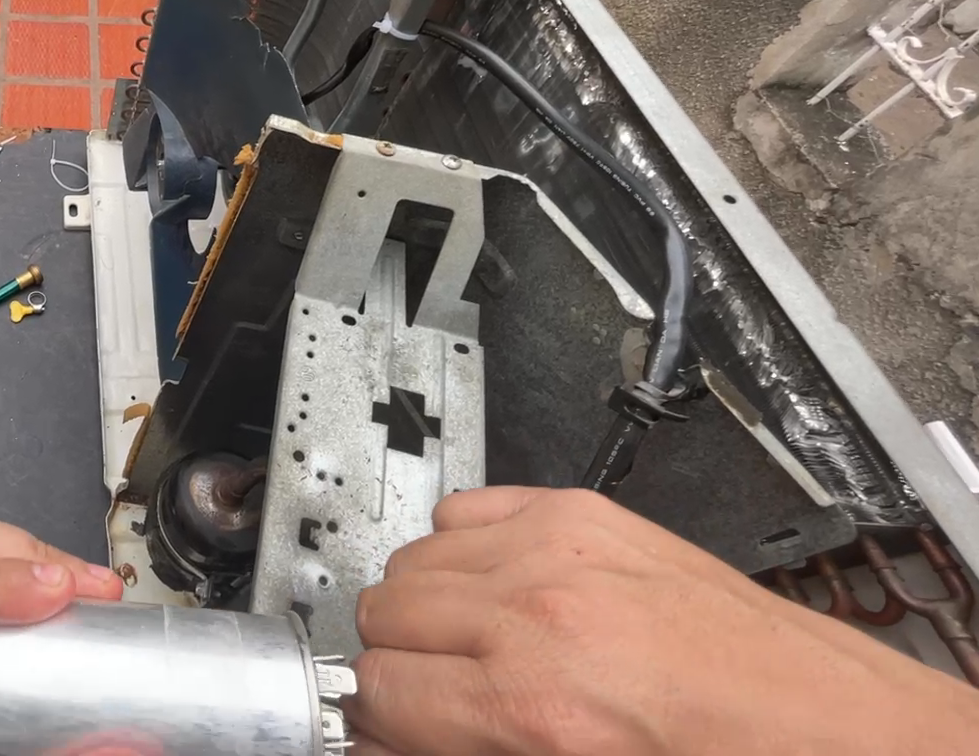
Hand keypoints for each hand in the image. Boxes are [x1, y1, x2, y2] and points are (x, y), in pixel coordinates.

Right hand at [344, 486, 978, 755]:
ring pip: (407, 560)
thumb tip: (382, 741)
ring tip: (479, 637)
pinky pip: (457, 512)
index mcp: (538, 709)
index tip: (389, 720)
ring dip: (427, 605)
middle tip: (438, 684)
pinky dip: (462, 551)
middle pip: (380, 613)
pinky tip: (502, 586)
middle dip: (400, 659)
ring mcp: (551, 547)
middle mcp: (534, 614)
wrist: (863, 741)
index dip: (378, 715)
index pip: (379, 688)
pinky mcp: (571, 509)